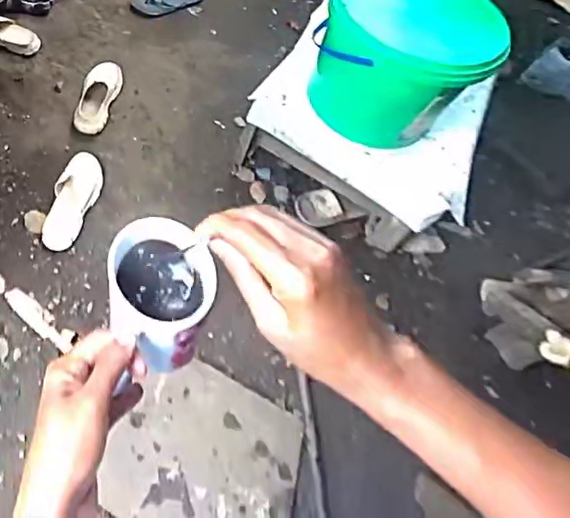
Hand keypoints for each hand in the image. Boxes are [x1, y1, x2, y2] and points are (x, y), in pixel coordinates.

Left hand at [14, 330, 145, 517]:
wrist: (57, 504)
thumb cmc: (62, 457)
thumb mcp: (91, 401)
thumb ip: (110, 367)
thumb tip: (125, 338)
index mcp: (64, 370)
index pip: (98, 340)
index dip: (122, 343)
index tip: (142, 350)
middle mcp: (69, 385)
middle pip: (103, 358)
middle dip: (124, 357)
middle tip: (143, 366)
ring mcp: (79, 407)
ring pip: (107, 380)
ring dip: (125, 375)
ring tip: (141, 373)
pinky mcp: (88, 427)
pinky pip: (109, 402)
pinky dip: (123, 396)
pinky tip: (133, 395)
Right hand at [197, 207, 395, 394]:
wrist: (369, 356)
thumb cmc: (324, 353)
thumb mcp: (271, 324)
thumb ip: (244, 277)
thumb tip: (220, 247)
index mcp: (294, 276)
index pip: (244, 232)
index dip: (215, 226)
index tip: (200, 232)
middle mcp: (310, 252)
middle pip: (255, 214)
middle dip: (226, 218)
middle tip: (208, 232)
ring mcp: (321, 244)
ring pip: (270, 211)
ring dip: (243, 217)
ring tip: (225, 234)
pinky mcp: (327, 243)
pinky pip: (287, 220)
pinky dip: (263, 222)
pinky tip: (252, 237)